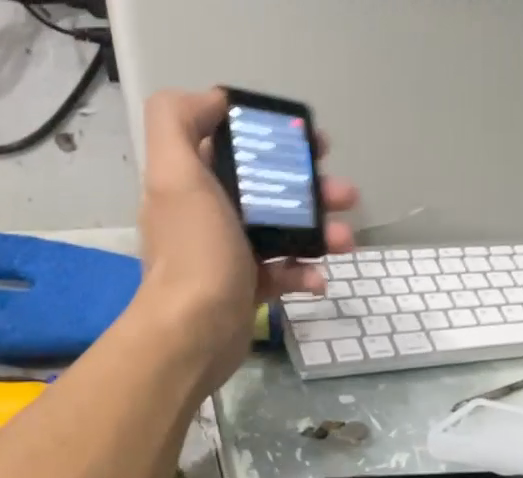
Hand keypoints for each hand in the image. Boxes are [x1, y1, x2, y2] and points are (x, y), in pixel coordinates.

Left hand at [132, 89, 359, 385]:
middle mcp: (210, 212)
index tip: (310, 142)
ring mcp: (230, 253)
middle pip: (268, 187)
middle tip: (344, 193)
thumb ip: (178, 121)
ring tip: (347, 240)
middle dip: (310, 187)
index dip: (272, 136)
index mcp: (193, 180)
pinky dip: (306, 273)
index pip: (234, 143)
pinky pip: (284, 273)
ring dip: (320, 231)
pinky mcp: (248, 288)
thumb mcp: (175, 173)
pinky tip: (320, 278)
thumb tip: (213, 100)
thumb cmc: (194, 253)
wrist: (195, 333)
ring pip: (283, 230)